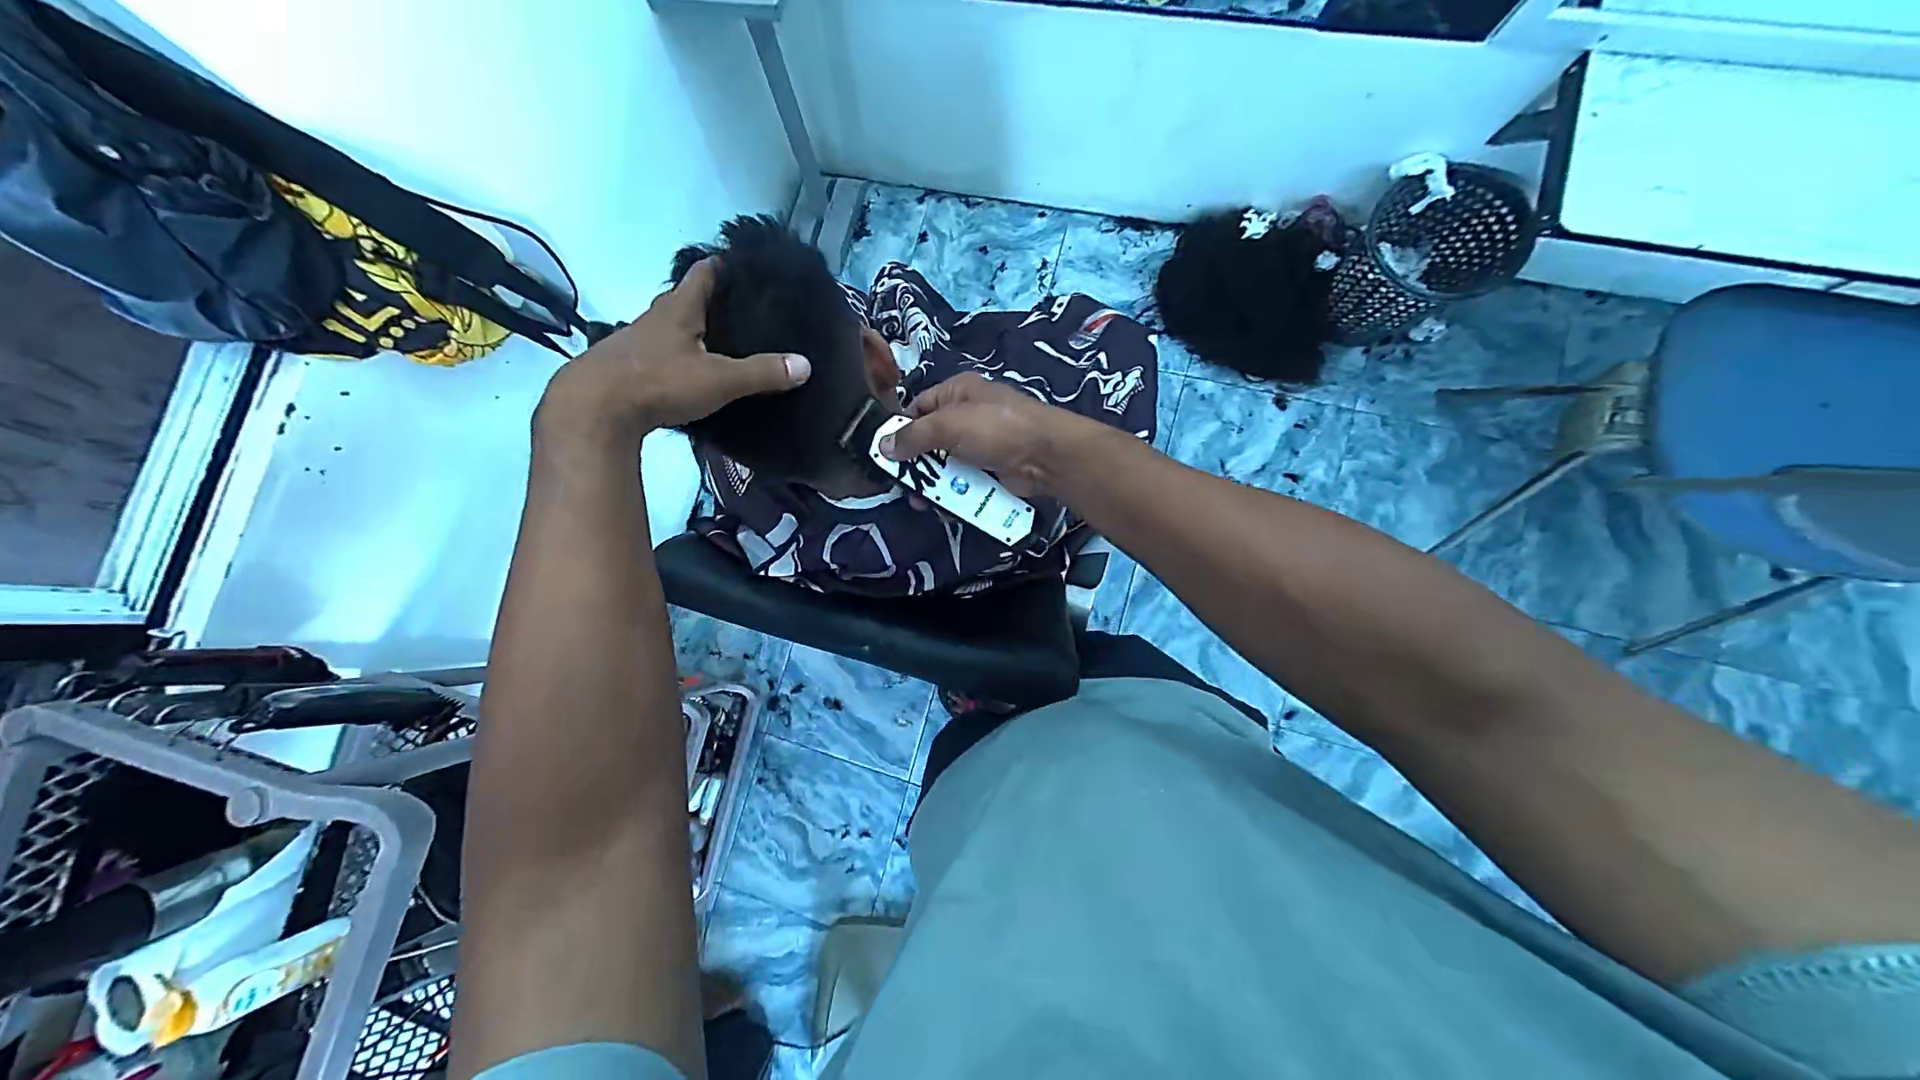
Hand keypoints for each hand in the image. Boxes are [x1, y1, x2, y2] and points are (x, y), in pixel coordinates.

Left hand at [536, 257, 809, 439]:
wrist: (593, 410)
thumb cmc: (659, 382)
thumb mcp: (719, 379)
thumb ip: (762, 372)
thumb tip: (805, 364)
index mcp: (680, 309)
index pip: (705, 272)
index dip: (727, 264)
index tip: (749, 267)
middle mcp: (656, 317)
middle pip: (687, 299)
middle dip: (714, 301)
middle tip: (744, 309)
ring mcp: (636, 342)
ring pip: (672, 328)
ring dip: (694, 331)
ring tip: (723, 342)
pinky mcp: (625, 367)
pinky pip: (660, 353)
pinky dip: (678, 356)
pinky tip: (691, 373)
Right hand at [883, 372, 1089, 498]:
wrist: (1046, 456)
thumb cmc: (995, 429)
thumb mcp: (947, 425)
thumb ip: (913, 436)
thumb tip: (882, 447)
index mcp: (957, 391)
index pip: (918, 407)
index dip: (901, 428)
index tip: (885, 453)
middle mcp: (968, 414)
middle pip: (930, 439)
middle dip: (915, 462)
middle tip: (901, 483)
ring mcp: (981, 443)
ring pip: (946, 464)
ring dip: (933, 483)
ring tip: (921, 502)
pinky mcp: (991, 468)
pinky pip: (964, 480)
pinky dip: (954, 492)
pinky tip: (944, 507)